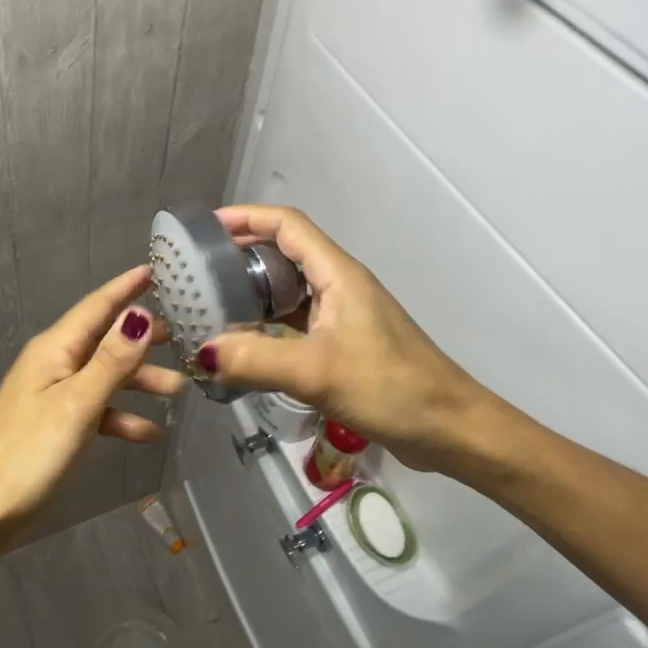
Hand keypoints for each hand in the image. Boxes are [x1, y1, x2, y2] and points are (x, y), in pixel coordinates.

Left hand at [0, 265, 186, 552]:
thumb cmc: (27, 453)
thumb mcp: (77, 404)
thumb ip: (112, 360)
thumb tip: (141, 315)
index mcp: (55, 349)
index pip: (97, 306)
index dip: (127, 288)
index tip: (157, 269)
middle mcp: (53, 364)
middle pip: (105, 339)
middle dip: (143, 336)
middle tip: (186, 336)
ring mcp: (52, 396)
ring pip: (105, 376)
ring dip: (139, 380)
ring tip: (179, 390)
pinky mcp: (54, 427)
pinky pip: (96, 410)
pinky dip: (121, 416)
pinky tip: (148, 433)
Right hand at [197, 205, 495, 472]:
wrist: (450, 429)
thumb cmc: (391, 388)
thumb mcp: (317, 372)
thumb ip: (256, 360)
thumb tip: (202, 353)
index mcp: (338, 274)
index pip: (288, 225)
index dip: (247, 217)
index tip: (206, 229)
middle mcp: (340, 286)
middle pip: (285, 252)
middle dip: (241, 253)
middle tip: (197, 270)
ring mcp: (344, 316)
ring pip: (290, 289)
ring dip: (253, 290)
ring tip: (211, 304)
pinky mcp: (345, 345)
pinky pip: (297, 321)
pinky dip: (268, 324)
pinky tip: (246, 344)